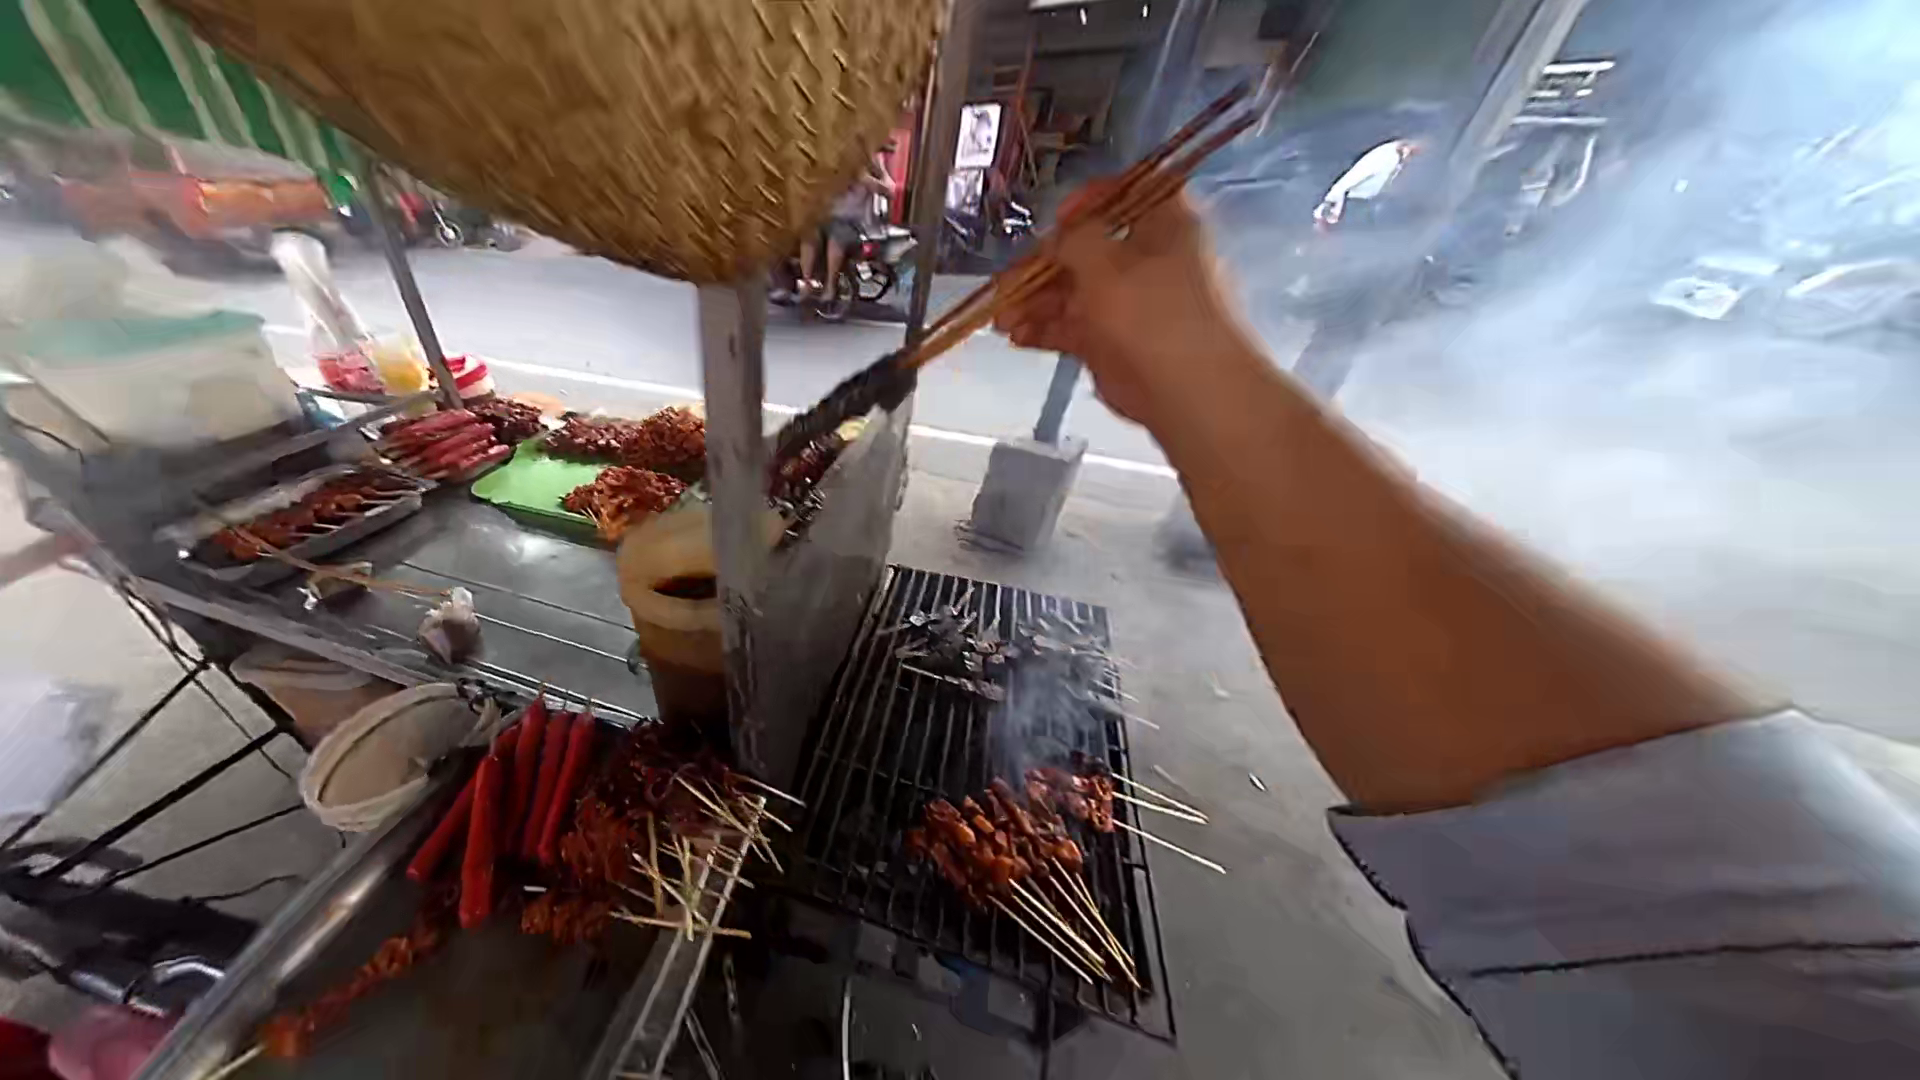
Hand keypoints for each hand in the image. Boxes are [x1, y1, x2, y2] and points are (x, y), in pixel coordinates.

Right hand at [993, 181, 1259, 427]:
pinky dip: (1043, 331)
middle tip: (1006, 282)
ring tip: (1001, 319)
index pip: (1126, 195)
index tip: (1056, 217)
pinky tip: (1015, 337)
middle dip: (1041, 266)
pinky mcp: (1108, 344)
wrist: (1185, 389)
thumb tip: (1057, 237)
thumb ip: (1075, 241)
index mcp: (1162, 225)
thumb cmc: (1153, 312)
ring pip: (1071, 294)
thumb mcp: (1108, 263)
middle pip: (1085, 252)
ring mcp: (1123, 306)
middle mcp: (1143, 261)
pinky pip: (1070, 329)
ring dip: (1034, 303)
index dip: (1090, 200)